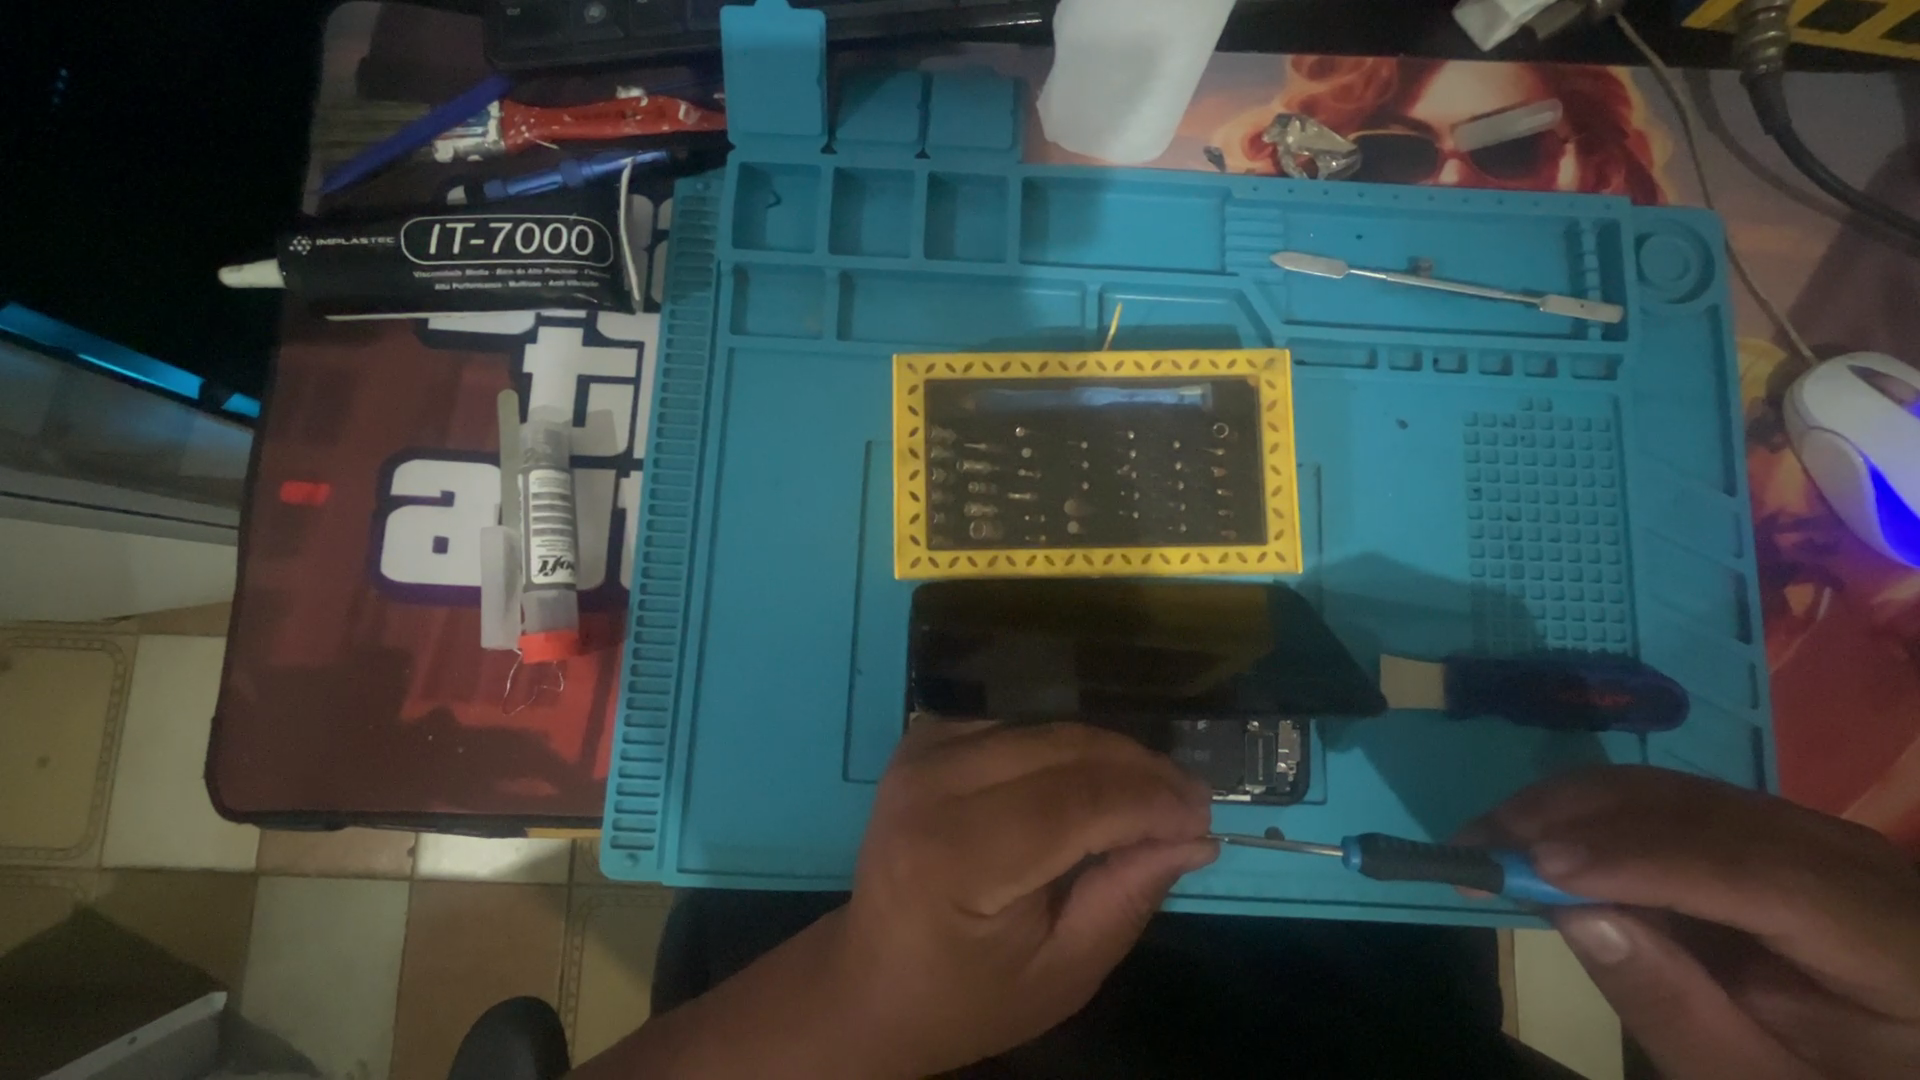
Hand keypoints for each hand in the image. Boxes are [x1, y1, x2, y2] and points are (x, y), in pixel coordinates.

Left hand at [834, 720, 1217, 1077]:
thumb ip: (1127, 896)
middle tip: (1192, 801)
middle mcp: (931, 786)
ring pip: (1044, 730)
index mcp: (954, 856)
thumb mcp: (1062, 971)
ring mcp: (920, 754)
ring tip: (1155, 794)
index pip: (1074, 802)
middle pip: (1061, 750)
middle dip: (1139, 770)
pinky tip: (1089, 783)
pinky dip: (1063, 749)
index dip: (1149, 801)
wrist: (870, 978)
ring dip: (1108, 755)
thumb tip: (1194, 835)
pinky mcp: (922, 740)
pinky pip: (1017, 727)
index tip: (1204, 817)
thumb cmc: (968, 994)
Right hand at [1469, 766, 1919, 1078]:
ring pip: (1663, 790)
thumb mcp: (1754, 1079)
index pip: (1755, 871)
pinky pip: (1658, 797)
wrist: (1875, 1054)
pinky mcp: (1758, 822)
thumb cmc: (1811, 1077)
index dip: (1639, 858)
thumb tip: (1571, 911)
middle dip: (1574, 817)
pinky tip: (1536, 840)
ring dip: (1563, 807)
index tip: (1534, 867)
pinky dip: (1584, 811)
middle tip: (1475, 844)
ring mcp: (1804, 829)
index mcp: (1890, 939)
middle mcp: (1853, 859)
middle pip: (1694, 810)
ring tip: (1488, 839)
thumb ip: (1675, 1008)